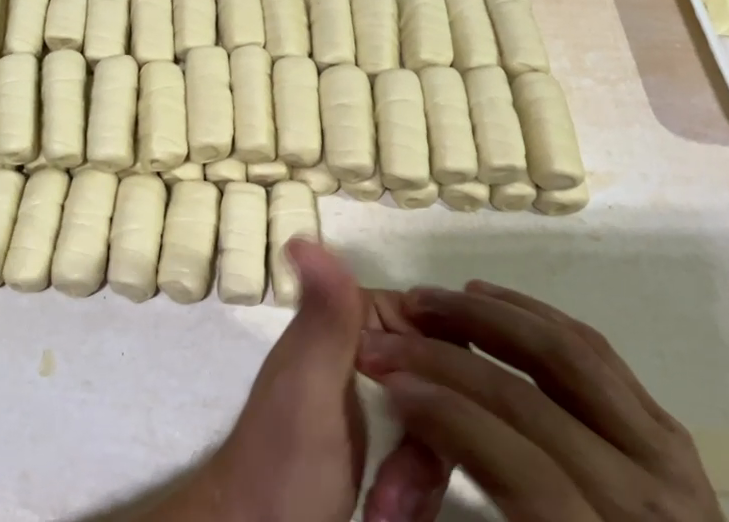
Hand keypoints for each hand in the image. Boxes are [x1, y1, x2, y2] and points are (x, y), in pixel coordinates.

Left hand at [143, 240, 446, 521]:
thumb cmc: (282, 463)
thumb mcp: (308, 390)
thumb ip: (323, 317)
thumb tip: (302, 235)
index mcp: (347, 325)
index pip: (434, 324)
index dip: (446, 372)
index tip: (431, 421)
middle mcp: (362, 352)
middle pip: (445, 380)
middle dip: (433, 441)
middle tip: (396, 490)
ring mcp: (373, 398)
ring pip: (444, 424)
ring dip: (423, 477)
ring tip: (386, 510)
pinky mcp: (381, 444)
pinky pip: (429, 457)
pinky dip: (415, 493)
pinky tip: (387, 514)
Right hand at [355, 280, 722, 521]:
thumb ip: (448, 519)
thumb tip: (378, 497)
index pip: (524, 470)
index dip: (450, 419)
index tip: (388, 381)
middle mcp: (647, 503)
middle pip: (534, 404)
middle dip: (446, 360)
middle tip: (385, 340)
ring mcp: (666, 458)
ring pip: (569, 356)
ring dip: (487, 317)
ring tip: (426, 301)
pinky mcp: (668, 427)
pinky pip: (596, 349)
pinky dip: (534, 314)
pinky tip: (486, 298)